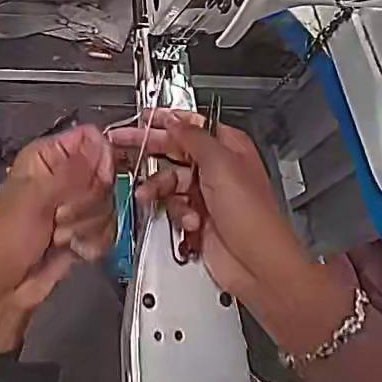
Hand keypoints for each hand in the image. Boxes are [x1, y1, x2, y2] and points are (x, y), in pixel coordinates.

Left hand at [0, 125, 115, 353]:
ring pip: (110, 204)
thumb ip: (71, 171)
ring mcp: (77, 205)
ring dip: (86, 226)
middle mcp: (64, 177)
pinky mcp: (87, 230)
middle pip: (105, 174)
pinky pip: (110, 228)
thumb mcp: (33, 199)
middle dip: (87, 202)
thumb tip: (100, 145)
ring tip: (57, 236)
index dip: (100, 158)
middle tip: (59, 215)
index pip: (90, 139)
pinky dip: (92, 243)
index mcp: (45, 158)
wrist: (1, 293)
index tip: (95, 179)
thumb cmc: (3, 243)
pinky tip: (69, 248)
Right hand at [111, 111, 349, 357]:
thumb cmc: (252, 214)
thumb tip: (173, 119)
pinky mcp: (199, 217)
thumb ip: (192, 137)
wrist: (258, 264)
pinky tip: (190, 222)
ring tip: (151, 195)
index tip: (143, 117)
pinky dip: (178, 213)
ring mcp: (207, 193)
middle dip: (150, 149)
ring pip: (169, 181)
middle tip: (123, 143)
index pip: (191, 125)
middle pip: (175, 150)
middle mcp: (218, 167)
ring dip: (161, 188)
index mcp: (228, 147)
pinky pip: (174, 206)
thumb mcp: (219, 164)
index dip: (166, 121)